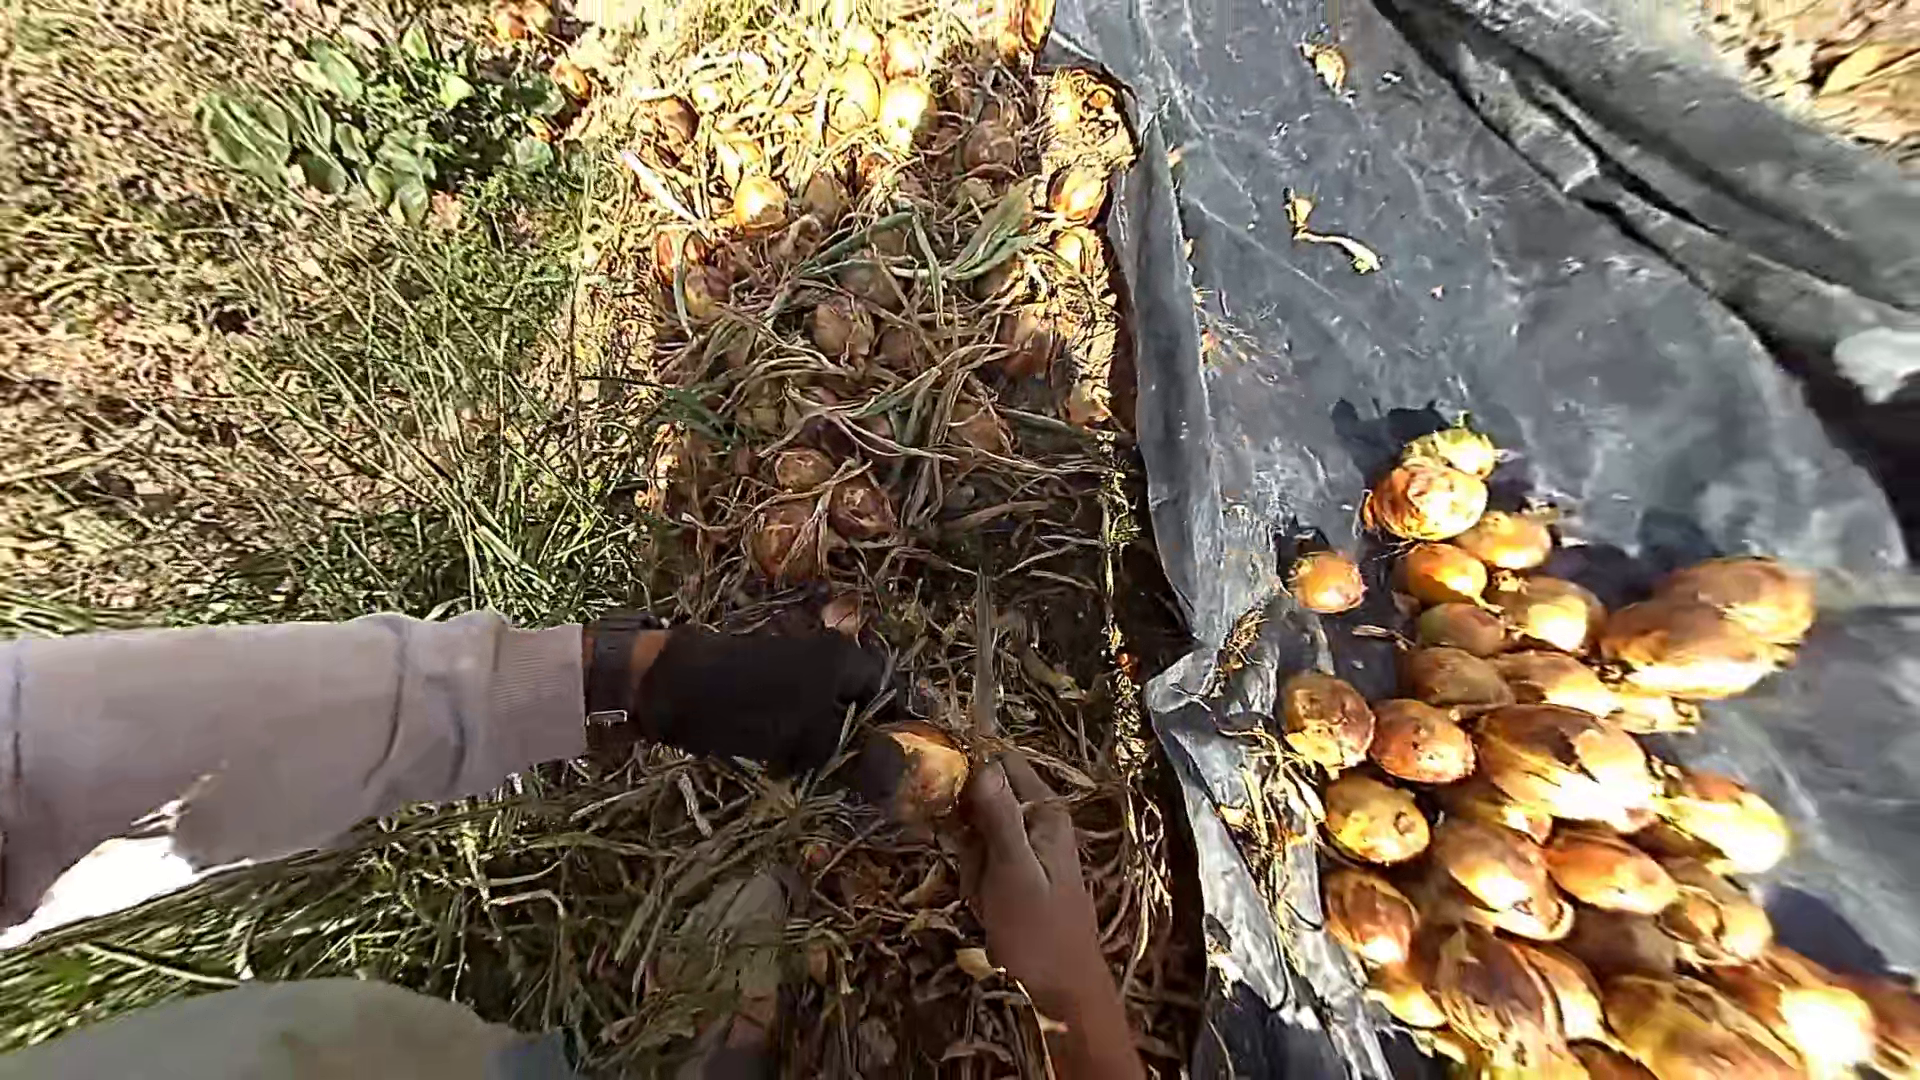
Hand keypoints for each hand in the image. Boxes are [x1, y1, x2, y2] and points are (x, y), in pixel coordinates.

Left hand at [632, 626, 883, 771]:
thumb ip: (854, 751)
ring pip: (828, 710)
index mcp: (844, 658)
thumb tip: (892, 775)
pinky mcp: (773, 678)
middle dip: (853, 738)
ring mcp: (799, 663)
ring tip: (804, 767)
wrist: (676, 686)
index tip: (883, 761)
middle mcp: (828, 654)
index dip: (890, 726)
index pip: (887, 690)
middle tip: (842, 770)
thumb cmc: (750, 706)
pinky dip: (797, 735)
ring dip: (822, 741)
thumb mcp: (808, 735)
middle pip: (859, 702)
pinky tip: (779, 758)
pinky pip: (801, 710)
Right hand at [961, 752, 1143, 1078]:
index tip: (945, 793)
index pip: (1003, 762)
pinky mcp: (1014, 867)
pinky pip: (981, 856)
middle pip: (985, 795)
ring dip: (968, 856)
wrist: (1061, 992)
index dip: (972, 769)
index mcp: (1044, 809)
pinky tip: (982, 901)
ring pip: (977, 828)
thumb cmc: (1039, 929)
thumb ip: (999, 815)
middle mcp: (1036, 818)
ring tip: (980, 890)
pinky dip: (974, 875)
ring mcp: (1025, 844)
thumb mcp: (1014, 868)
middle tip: (969, 861)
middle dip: (966, 825)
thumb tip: (982, 762)